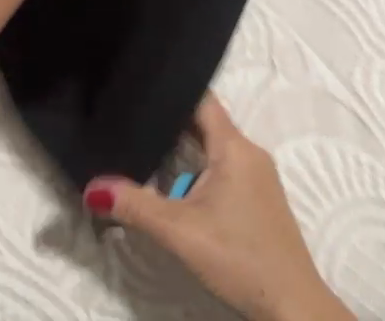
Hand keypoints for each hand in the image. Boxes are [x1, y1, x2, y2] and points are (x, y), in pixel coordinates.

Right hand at [84, 95, 351, 320]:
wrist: (292, 307)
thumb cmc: (240, 257)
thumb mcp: (179, 231)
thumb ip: (134, 205)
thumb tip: (92, 188)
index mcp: (235, 147)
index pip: (202, 100)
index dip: (172, 90)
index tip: (140, 86)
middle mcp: (249, 153)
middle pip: (204, 123)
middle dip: (169, 122)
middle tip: (130, 117)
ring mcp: (257, 177)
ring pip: (212, 148)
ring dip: (182, 149)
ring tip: (143, 146)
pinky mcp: (258, 200)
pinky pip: (222, 167)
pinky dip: (196, 168)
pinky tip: (173, 184)